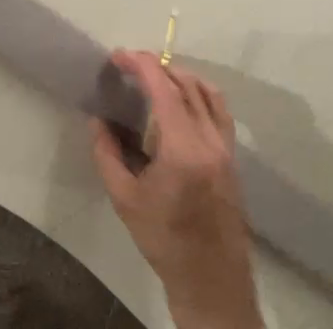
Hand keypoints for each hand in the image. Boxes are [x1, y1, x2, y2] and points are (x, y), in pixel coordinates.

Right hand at [91, 50, 262, 328]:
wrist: (210, 276)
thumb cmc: (162, 237)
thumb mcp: (123, 196)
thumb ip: (106, 152)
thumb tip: (99, 120)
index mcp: (183, 149)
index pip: (165, 90)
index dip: (142, 65)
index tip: (118, 56)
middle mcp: (210, 142)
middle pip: (187, 85)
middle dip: (157, 66)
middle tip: (129, 65)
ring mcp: (226, 150)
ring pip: (209, 94)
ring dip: (180, 76)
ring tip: (154, 76)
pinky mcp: (233, 159)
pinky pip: (219, 112)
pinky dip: (199, 94)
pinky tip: (180, 101)